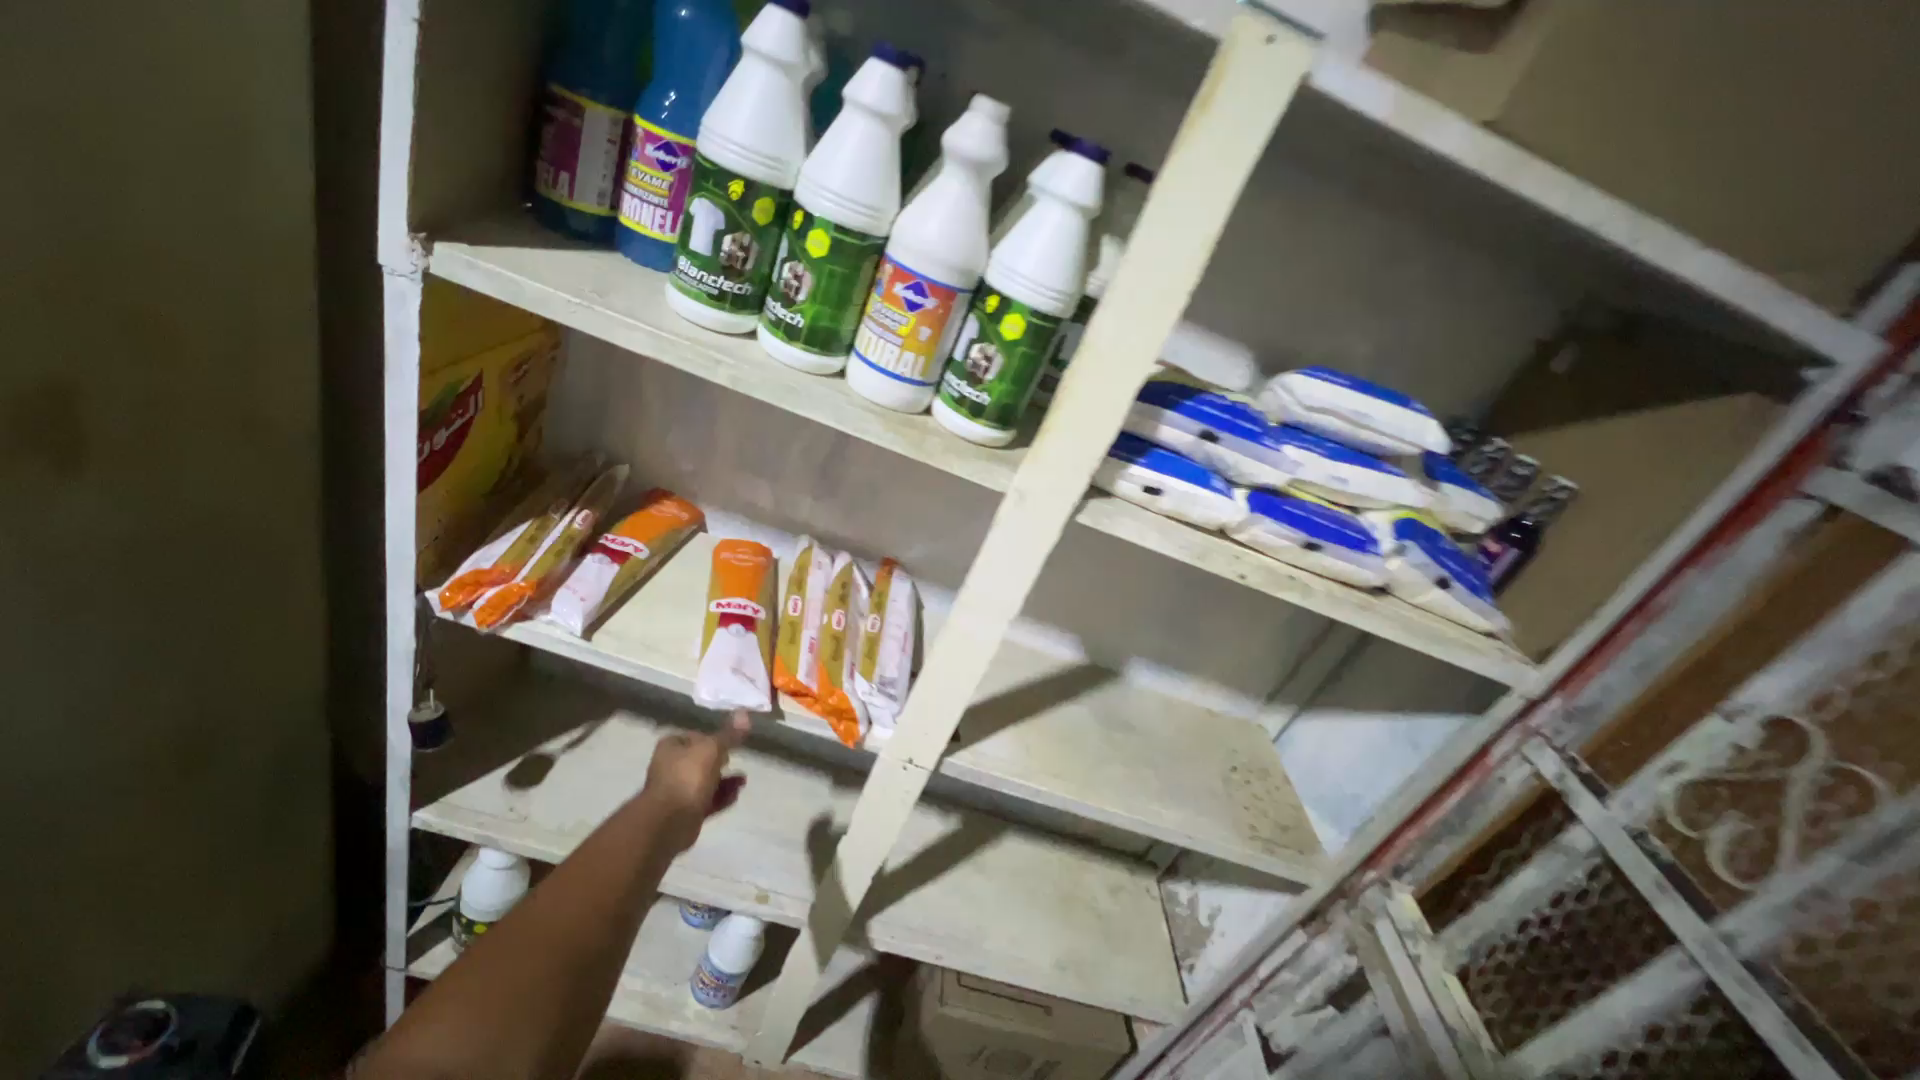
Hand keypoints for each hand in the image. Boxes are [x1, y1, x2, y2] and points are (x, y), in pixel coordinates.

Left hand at [640, 711, 749, 851]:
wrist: (670, 820)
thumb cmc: (688, 776)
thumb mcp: (712, 749)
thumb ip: (729, 734)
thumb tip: (744, 713)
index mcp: (671, 747)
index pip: (693, 736)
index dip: (711, 738)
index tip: (729, 742)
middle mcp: (671, 767)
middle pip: (700, 760)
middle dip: (720, 761)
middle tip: (735, 760)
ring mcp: (677, 791)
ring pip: (705, 782)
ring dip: (724, 780)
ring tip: (743, 780)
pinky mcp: (686, 811)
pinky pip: (707, 800)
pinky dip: (721, 797)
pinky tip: (736, 795)